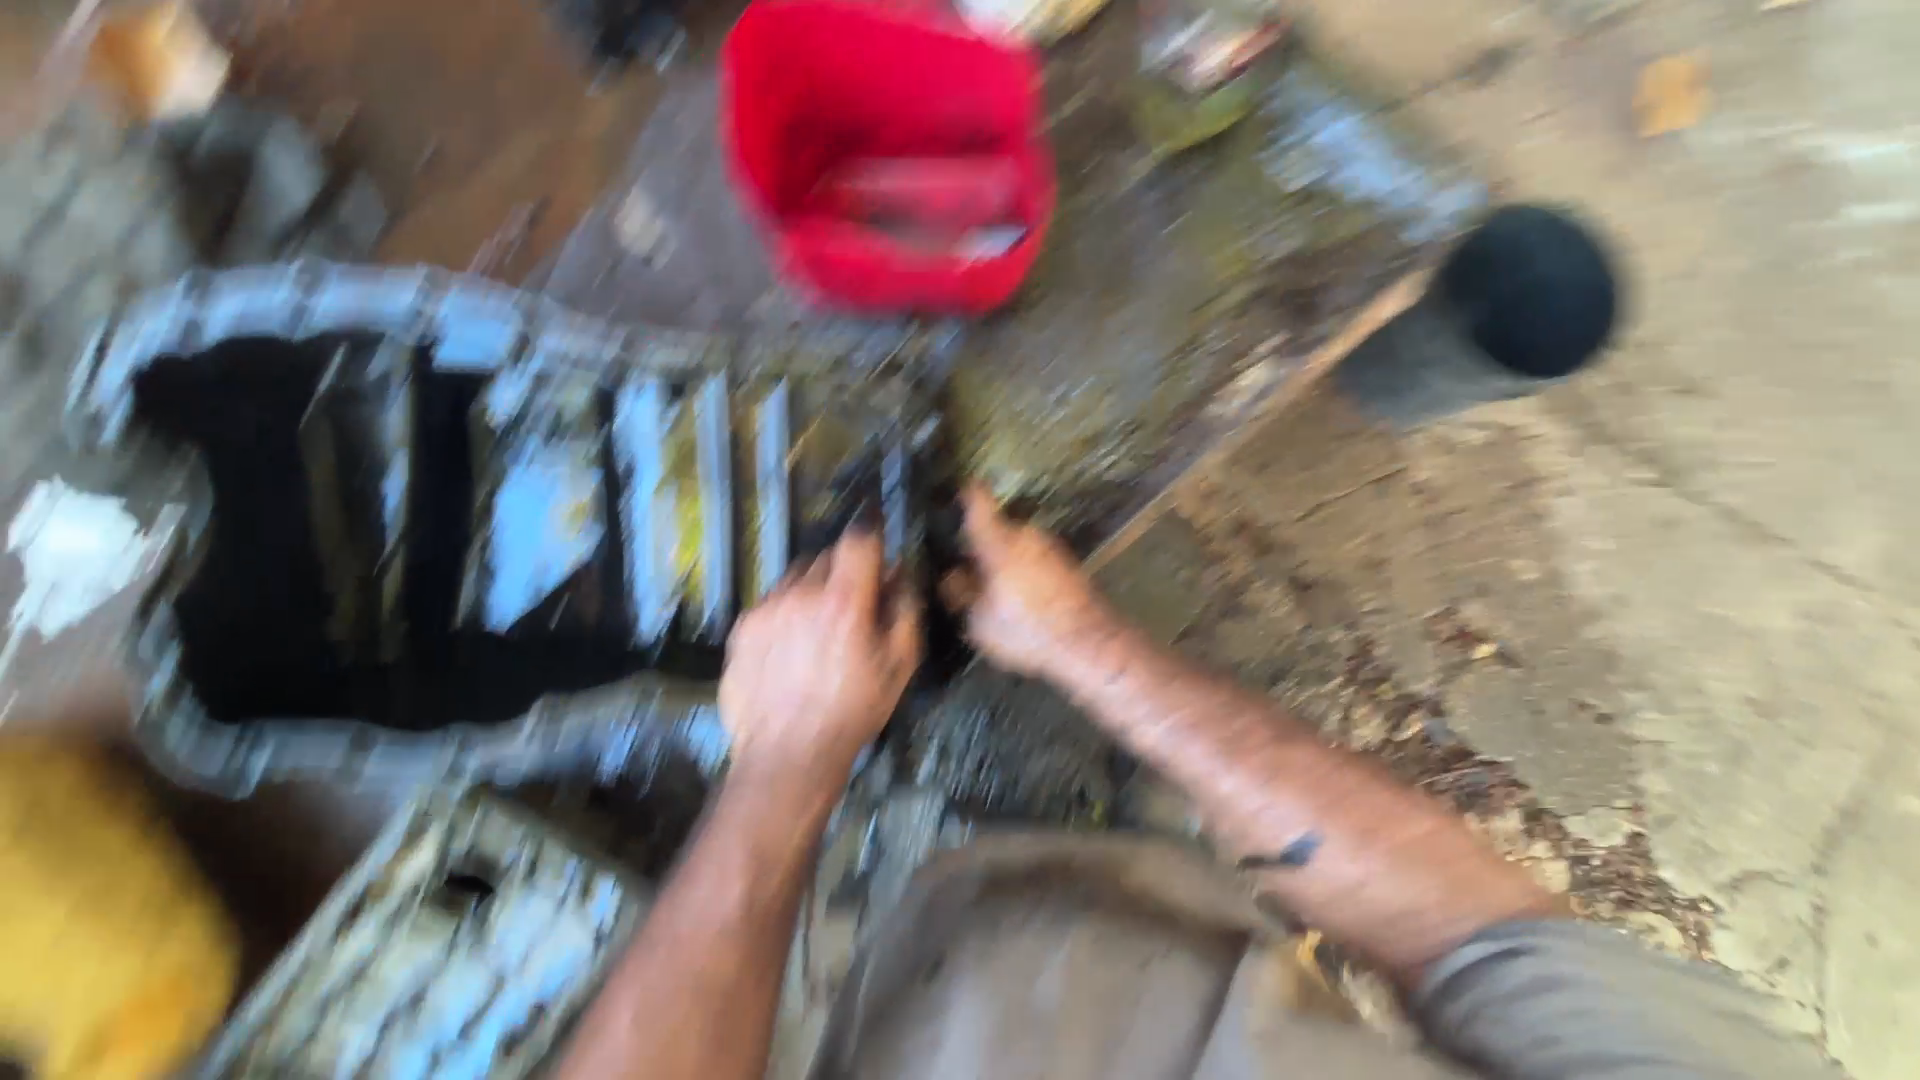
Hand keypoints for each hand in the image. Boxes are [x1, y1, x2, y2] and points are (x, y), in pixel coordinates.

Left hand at [719, 530, 921, 777]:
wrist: (788, 755)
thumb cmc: (852, 712)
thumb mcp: (899, 665)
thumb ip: (904, 609)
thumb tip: (899, 573)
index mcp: (844, 600)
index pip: (858, 539)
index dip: (871, 538)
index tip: (876, 551)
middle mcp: (801, 594)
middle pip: (826, 556)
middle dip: (843, 572)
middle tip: (853, 606)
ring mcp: (766, 609)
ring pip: (795, 577)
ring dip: (812, 589)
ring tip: (819, 630)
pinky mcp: (741, 628)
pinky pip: (770, 602)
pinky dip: (785, 612)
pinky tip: (791, 647)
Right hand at [948, 485, 1120, 678]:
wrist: (1089, 643)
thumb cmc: (1026, 630)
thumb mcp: (978, 622)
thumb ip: (959, 593)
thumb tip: (951, 575)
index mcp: (999, 541)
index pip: (978, 501)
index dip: (963, 493)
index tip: (953, 494)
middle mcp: (1027, 534)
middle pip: (997, 528)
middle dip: (981, 545)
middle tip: (967, 569)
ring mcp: (1051, 546)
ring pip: (1017, 544)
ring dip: (1004, 560)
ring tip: (994, 591)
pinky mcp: (1067, 563)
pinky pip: (1034, 558)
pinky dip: (1024, 571)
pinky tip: (1022, 600)